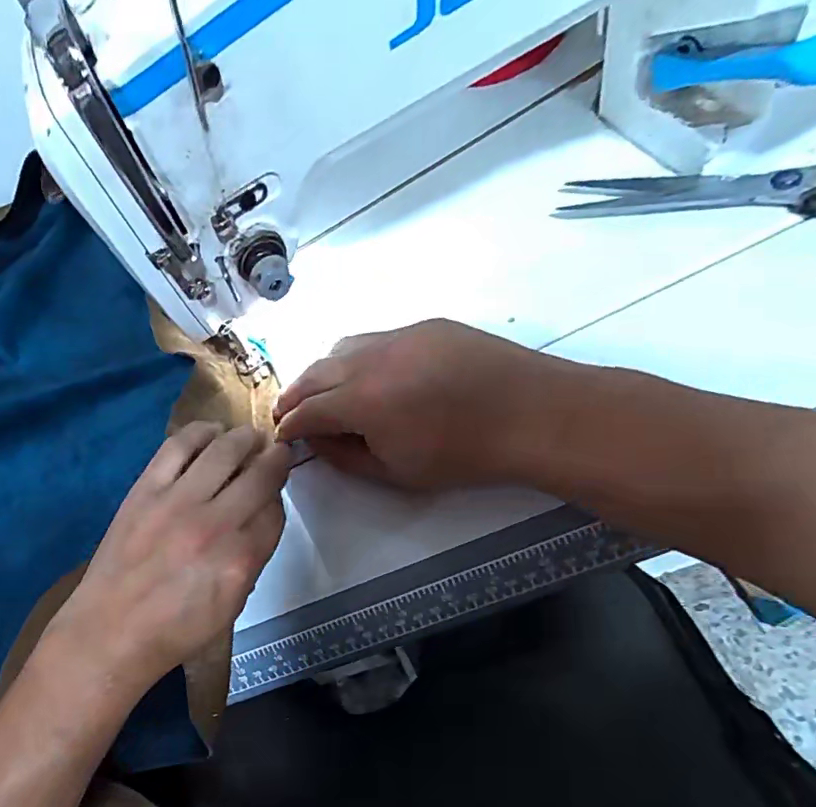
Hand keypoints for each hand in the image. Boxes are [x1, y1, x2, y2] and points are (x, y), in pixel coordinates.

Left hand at [47, 423, 289, 689]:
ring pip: (223, 451)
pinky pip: (178, 447)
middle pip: (258, 475)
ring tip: (248, 437)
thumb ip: (251, 560)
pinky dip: (200, 433)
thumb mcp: (231, 606)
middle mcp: (215, 524)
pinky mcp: (145, 490)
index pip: (274, 511)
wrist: (111, 630)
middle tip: (275, 451)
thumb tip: (258, 520)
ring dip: (243, 438)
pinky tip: (211, 432)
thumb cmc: (175, 630)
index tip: (275, 490)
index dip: (278, 497)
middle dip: (273, 459)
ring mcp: (177, 502)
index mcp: (240, 559)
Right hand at [274, 319, 583, 489]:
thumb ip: (345, 456)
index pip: (308, 410)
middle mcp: (372, 359)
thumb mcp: (395, 471)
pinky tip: (369, 375)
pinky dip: (357, 357)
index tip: (282, 435)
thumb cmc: (463, 455)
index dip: (290, 425)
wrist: (534, 415)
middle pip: (316, 372)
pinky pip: (376, 338)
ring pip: (343, 348)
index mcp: (362, 400)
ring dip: (323, 371)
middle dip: (296, 394)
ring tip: (322, 390)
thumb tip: (316, 439)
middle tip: (288, 412)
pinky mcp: (426, 326)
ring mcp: (400, 336)